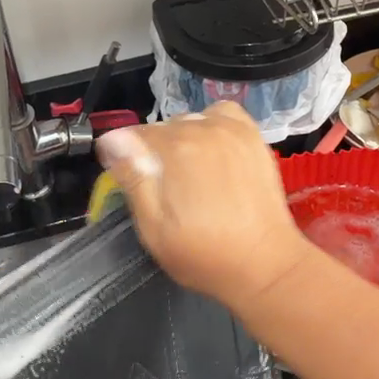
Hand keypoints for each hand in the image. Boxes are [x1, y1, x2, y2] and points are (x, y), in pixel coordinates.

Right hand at [95, 101, 313, 308]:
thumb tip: (114, 140)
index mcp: (174, 150)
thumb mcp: (154, 229)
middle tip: (164, 189)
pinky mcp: (252, 137)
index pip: (131, 136)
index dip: (125, 158)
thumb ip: (133, 179)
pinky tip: (212, 150)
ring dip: (182, 139)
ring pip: (189, 120)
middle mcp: (202, 130)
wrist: (264, 264)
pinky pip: (221, 114)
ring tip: (190, 173)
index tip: (130, 182)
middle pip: (161, 128)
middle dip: (153, 152)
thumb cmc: (204, 254)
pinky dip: (211, 125)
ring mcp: (231, 130)